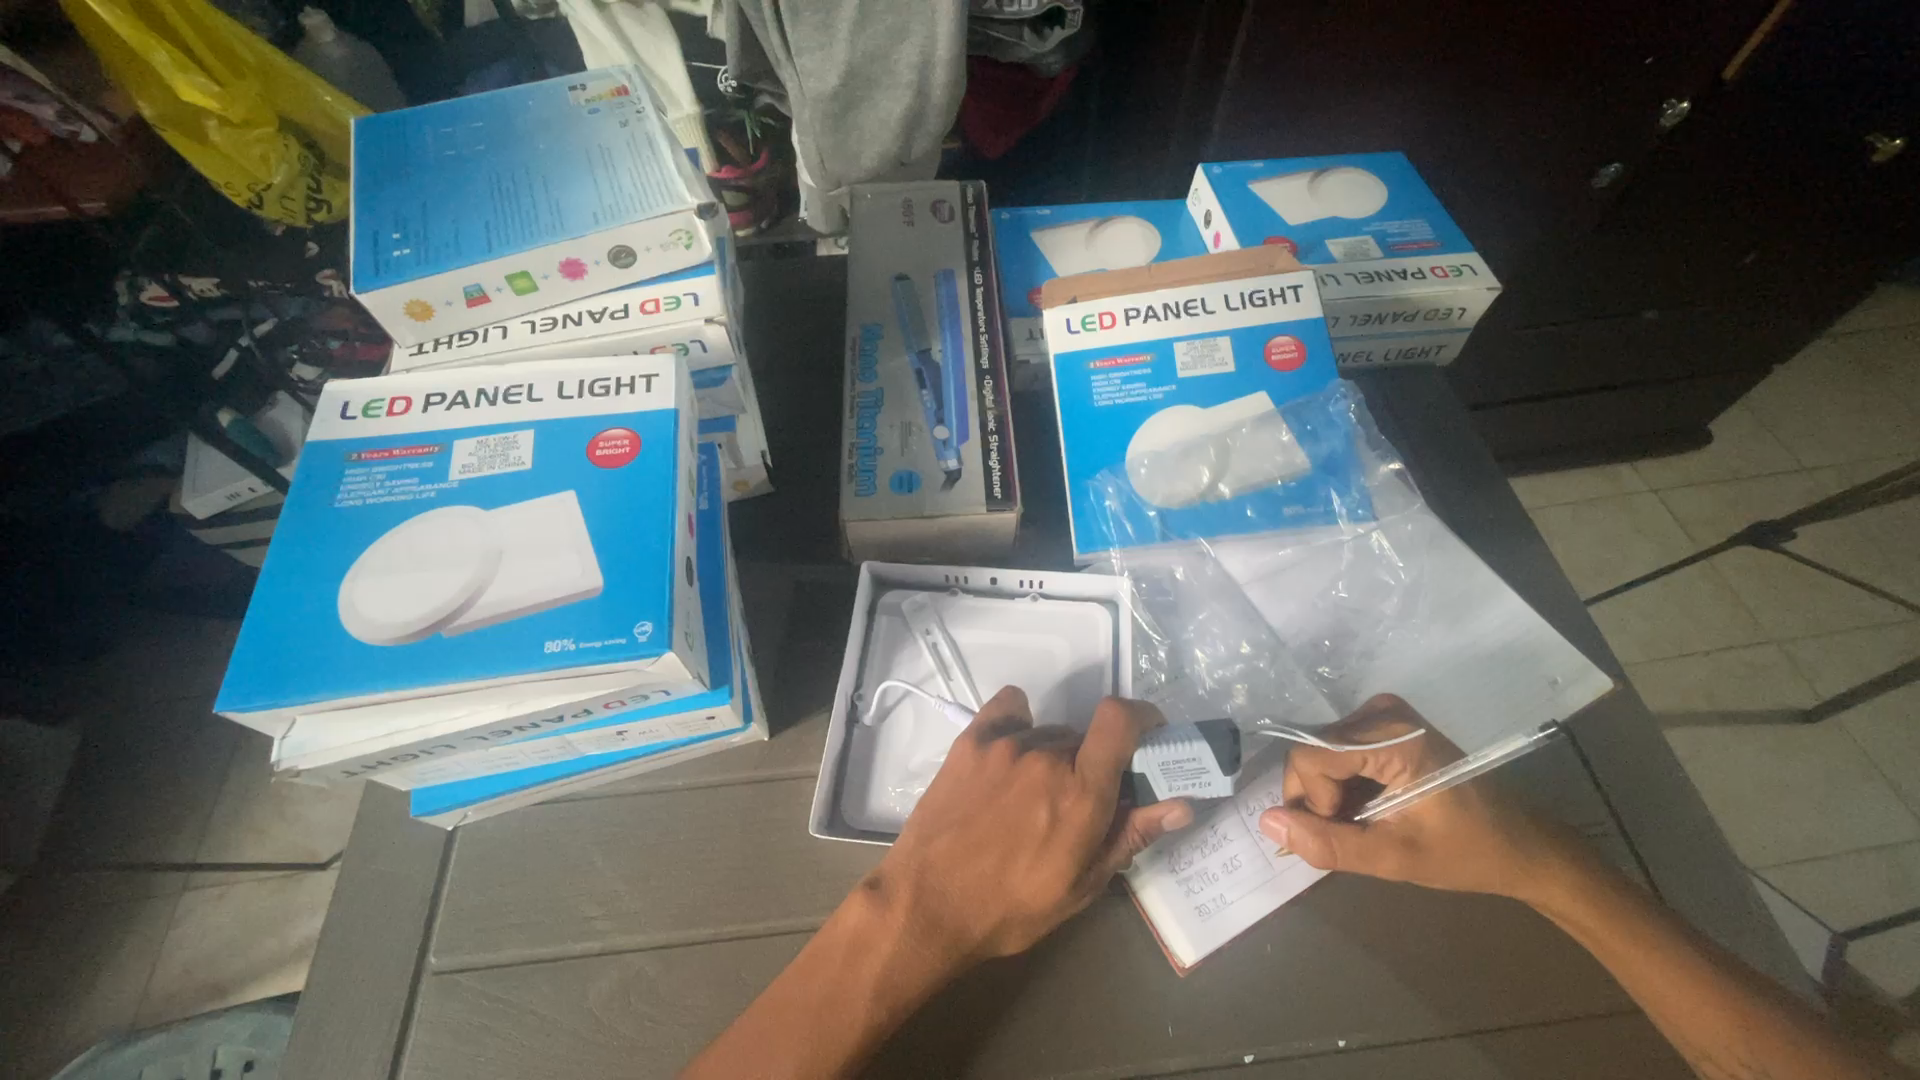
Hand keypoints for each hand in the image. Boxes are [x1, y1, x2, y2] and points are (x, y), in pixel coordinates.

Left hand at [872, 689, 1194, 965]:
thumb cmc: (1010, 907)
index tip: (1148, 734)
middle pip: (1085, 737)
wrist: (927, 904)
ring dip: (1054, 755)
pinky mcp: (970, 740)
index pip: (1120, 719)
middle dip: (1092, 763)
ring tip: (1030, 797)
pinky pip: (1008, 709)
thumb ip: (1130, 835)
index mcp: (1081, 791)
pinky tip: (1009, 753)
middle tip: (1076, 800)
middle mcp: (1046, 755)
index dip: (1143, 716)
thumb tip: (1181, 804)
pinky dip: (1018, 721)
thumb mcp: (1080, 885)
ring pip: (1049, 733)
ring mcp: (1004, 743)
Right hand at [1257, 694, 1582, 903]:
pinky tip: (1368, 805)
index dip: (1310, 800)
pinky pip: (1334, 748)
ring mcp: (1383, 712)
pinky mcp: (1384, 721)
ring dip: (1328, 793)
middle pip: (1311, 752)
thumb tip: (1268, 822)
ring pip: (1318, 752)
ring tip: (1364, 822)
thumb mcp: (1395, 858)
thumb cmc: (1466, 853)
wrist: (1522, 844)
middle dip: (1319, 798)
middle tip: (1352, 832)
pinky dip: (1340, 782)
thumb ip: (1329, 843)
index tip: (1342, 832)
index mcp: (1394, 737)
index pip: (1309, 757)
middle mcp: (1382, 711)